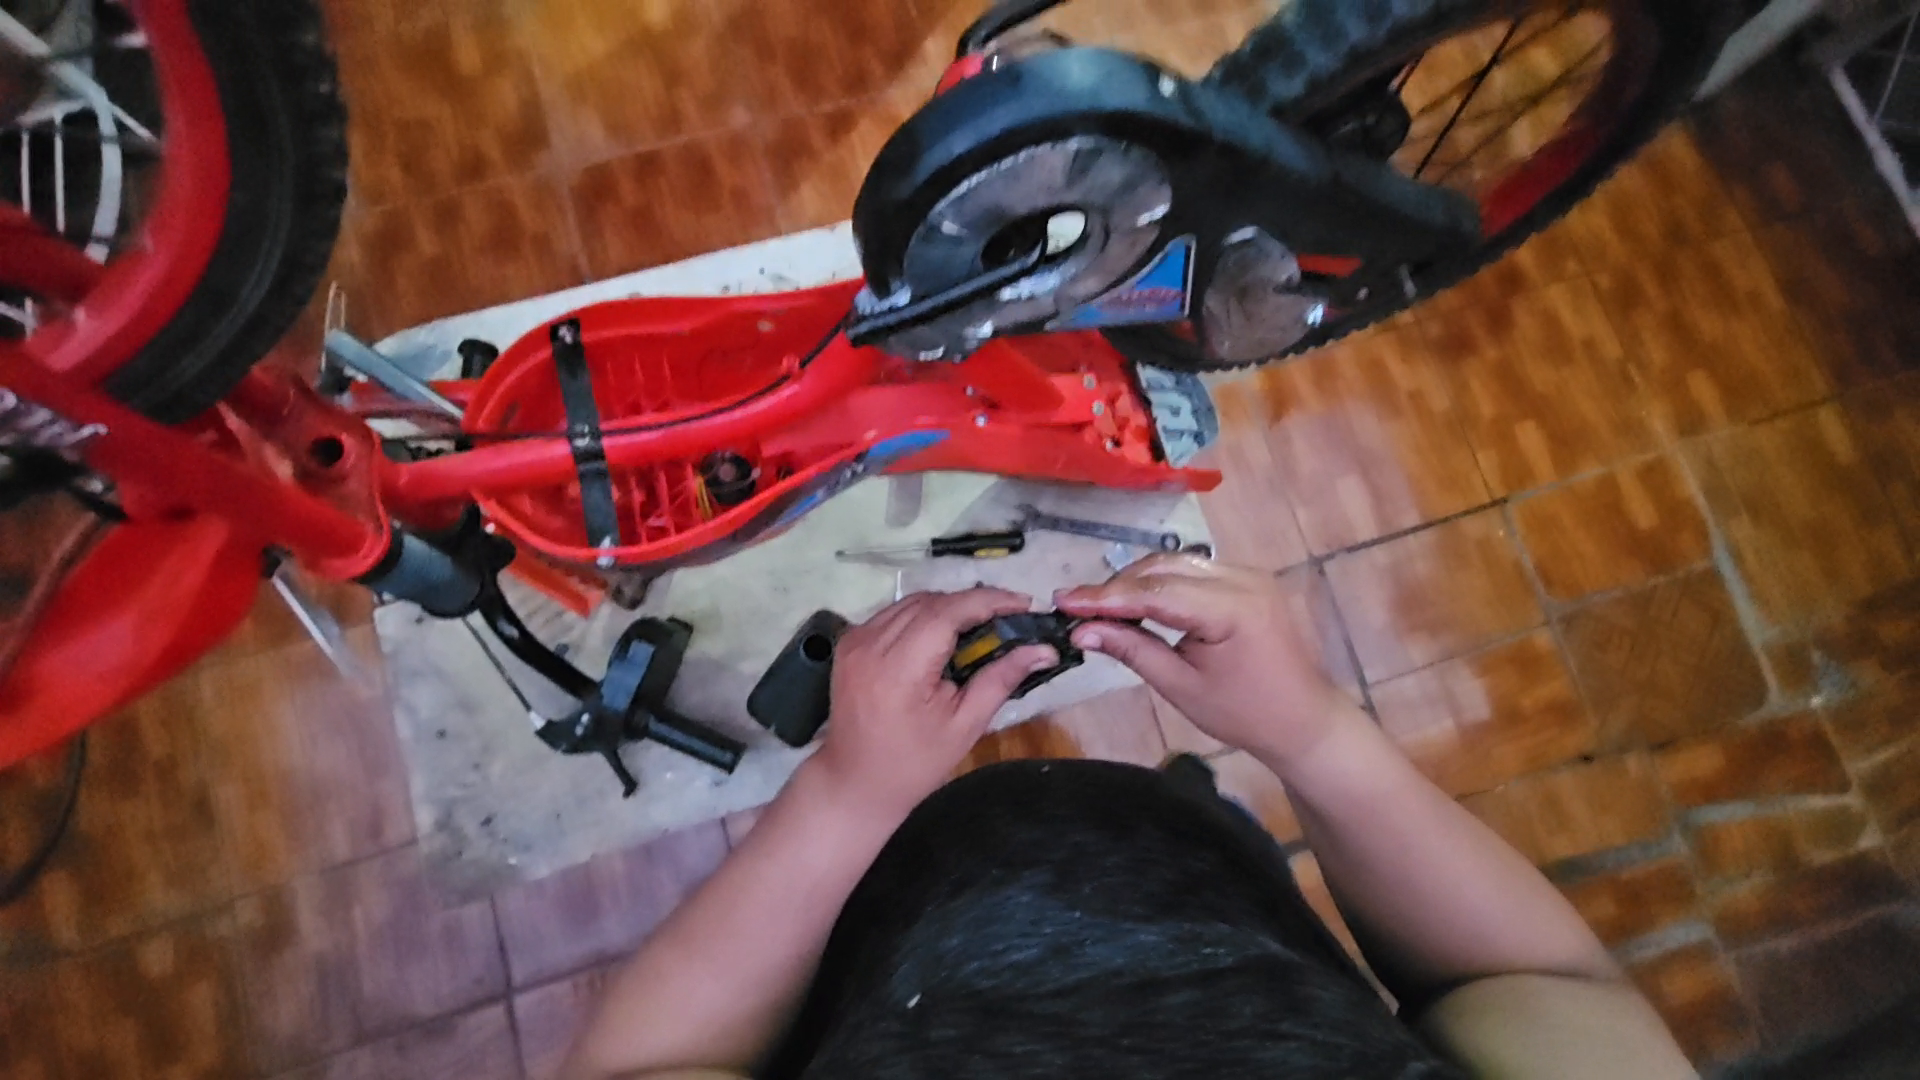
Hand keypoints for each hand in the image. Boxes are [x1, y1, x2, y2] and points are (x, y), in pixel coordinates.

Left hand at [815, 587, 1056, 816]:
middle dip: (973, 603)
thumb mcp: (965, 725)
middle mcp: (870, 644)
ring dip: (948, 606)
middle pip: (931, 602)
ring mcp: (855, 639)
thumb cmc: (915, 763)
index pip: (947, 612)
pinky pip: (894, 613)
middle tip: (1009, 617)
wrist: (855, 782)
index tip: (1024, 604)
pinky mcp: (849, 641)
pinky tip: (943, 634)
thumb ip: (1001, 679)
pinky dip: (923, 616)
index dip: (988, 601)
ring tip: (981, 624)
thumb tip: (1043, 649)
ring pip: (911, 602)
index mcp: (898, 669)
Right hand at [1055, 555, 1360, 764]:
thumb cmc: (1244, 714)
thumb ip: (1132, 650)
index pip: (1156, 591)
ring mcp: (1247, 574)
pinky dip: (1158, 582)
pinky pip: (1191, 571)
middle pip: (1164, 567)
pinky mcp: (1246, 580)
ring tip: (1099, 605)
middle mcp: (1243, 579)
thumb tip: (1081, 632)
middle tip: (1076, 607)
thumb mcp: (1181, 686)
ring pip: (1175, 563)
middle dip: (1117, 586)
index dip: (1106, 596)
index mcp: (1233, 608)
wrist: (1305, 721)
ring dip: (1135, 581)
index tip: (1063, 600)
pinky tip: (1135, 601)